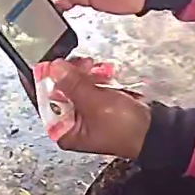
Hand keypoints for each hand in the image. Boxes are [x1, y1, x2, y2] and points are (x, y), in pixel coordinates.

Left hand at [35, 57, 151, 157]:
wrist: (155, 131)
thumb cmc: (126, 129)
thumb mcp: (95, 103)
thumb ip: (73, 85)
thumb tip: (54, 69)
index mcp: (65, 131)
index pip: (43, 103)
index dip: (40, 82)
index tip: (39, 63)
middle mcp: (71, 124)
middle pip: (58, 92)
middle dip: (67, 75)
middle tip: (74, 62)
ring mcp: (85, 114)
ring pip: (74, 86)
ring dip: (82, 74)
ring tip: (94, 68)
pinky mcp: (98, 105)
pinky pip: (88, 86)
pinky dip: (93, 78)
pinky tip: (102, 73)